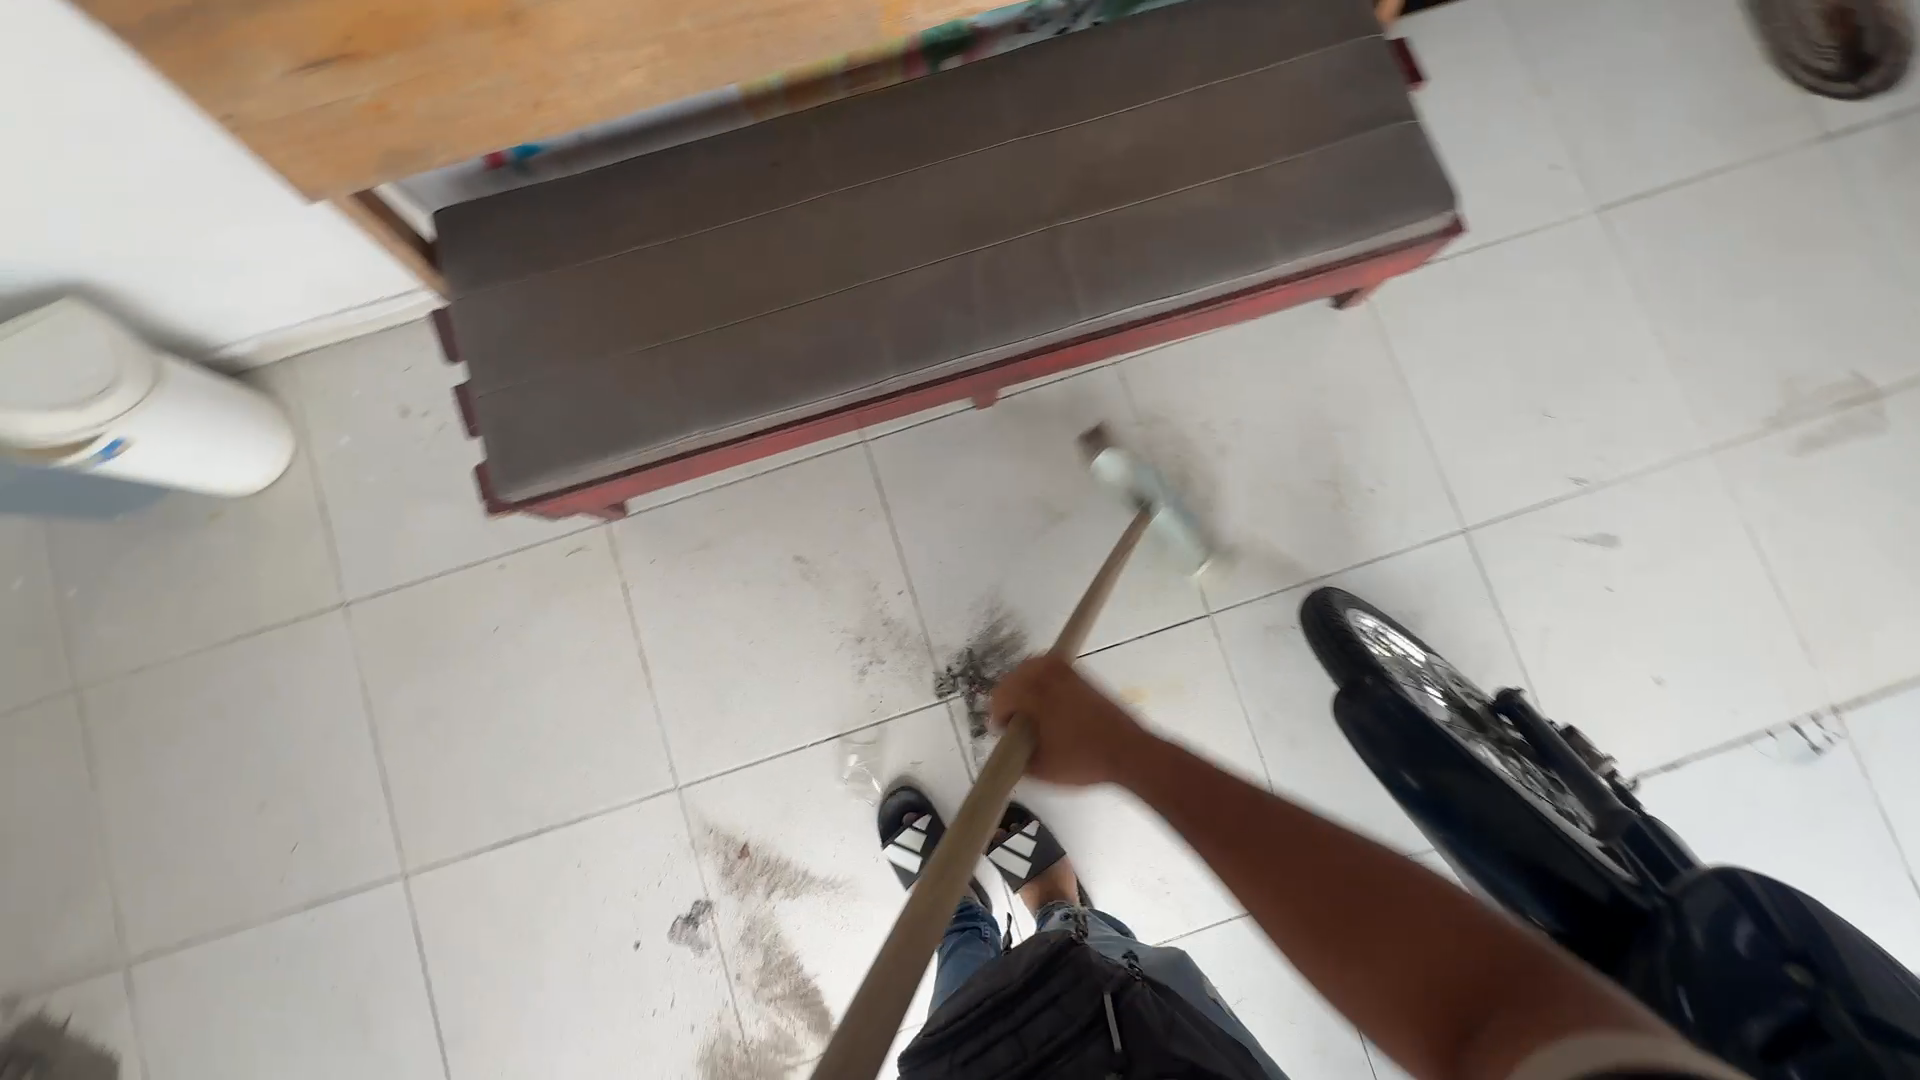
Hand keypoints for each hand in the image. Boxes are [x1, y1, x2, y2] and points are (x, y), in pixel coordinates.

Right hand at [989, 653, 1153, 786]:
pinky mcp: (1081, 676)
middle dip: (1008, 696)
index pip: (1002, 695)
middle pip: (1014, 676)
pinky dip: (1041, 677)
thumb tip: (1010, 750)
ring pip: (1032, 666)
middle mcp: (1049, 677)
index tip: (1002, 730)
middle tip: (1012, 719)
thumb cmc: (1084, 760)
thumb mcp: (1044, 769)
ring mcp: (1067, 673)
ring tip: (1026, 707)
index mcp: (1035, 696)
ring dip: (1023, 684)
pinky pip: (1051, 666)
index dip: (997, 714)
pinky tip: (1046, 700)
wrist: (1128, 751)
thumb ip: (1019, 759)